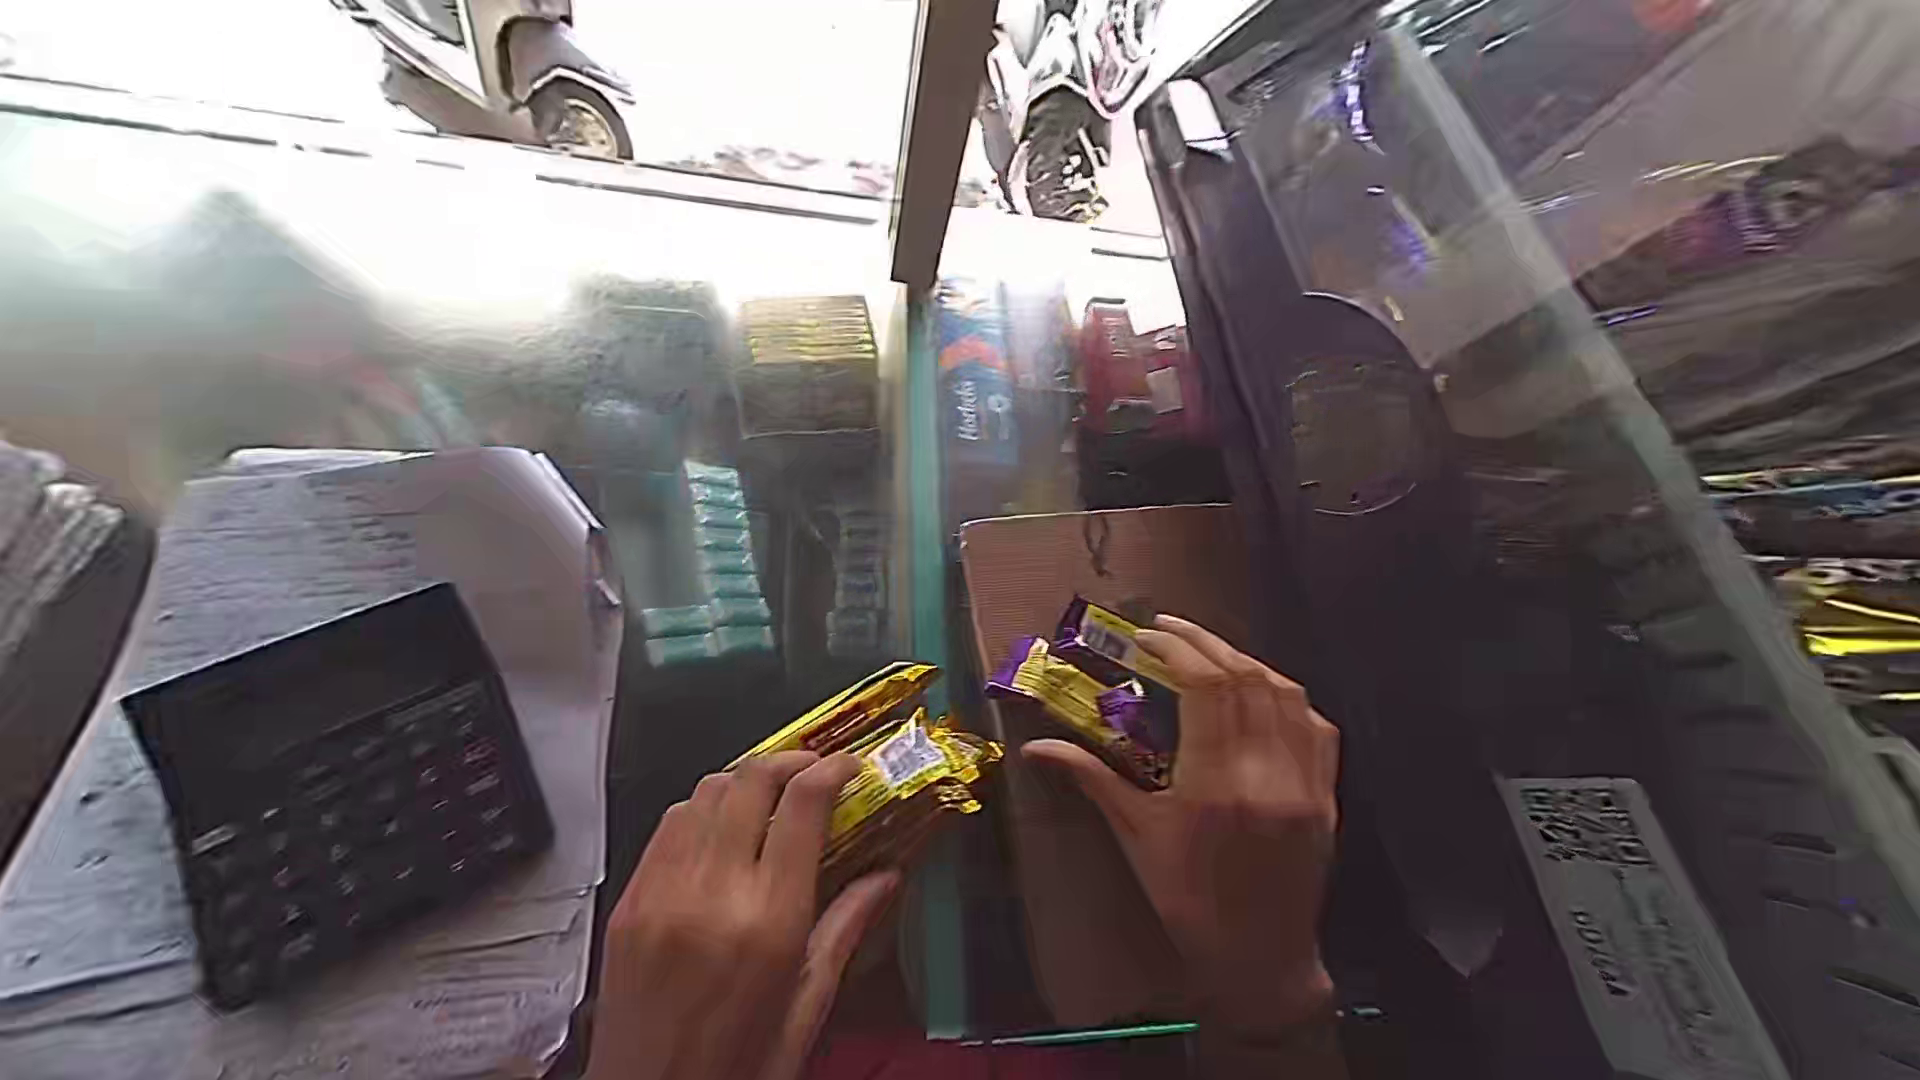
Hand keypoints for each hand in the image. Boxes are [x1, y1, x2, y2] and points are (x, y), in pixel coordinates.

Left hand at [587, 751, 900, 1079]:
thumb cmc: (738, 1068)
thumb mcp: (807, 1007)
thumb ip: (847, 927)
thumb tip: (888, 875)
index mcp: (768, 921)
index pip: (803, 804)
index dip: (832, 769)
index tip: (848, 766)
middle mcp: (712, 894)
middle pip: (751, 779)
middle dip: (791, 760)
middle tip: (812, 770)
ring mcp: (663, 892)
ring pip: (707, 790)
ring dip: (746, 780)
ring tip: (768, 795)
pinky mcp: (631, 901)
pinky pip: (669, 822)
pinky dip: (703, 807)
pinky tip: (720, 827)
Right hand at [1023, 615, 1338, 1035]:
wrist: (1259, 959)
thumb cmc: (1186, 896)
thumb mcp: (1134, 834)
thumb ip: (1089, 777)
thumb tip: (1034, 745)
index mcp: (1216, 784)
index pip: (1205, 688)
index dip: (1176, 649)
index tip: (1147, 636)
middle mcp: (1267, 775)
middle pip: (1244, 679)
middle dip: (1204, 642)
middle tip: (1168, 628)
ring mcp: (1306, 784)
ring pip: (1284, 693)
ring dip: (1242, 660)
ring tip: (1206, 650)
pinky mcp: (1327, 795)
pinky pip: (1315, 724)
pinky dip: (1283, 694)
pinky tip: (1257, 689)